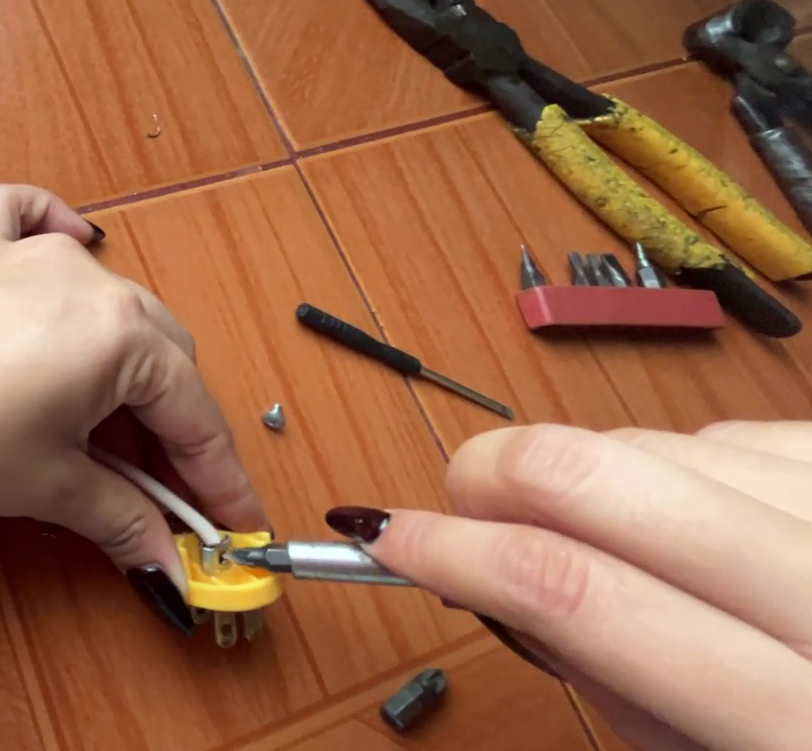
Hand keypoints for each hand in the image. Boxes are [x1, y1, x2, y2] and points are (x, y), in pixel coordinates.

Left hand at [0, 184, 265, 578]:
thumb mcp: (48, 485)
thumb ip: (123, 518)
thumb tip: (164, 559)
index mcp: (117, 329)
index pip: (194, 411)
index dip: (217, 477)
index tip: (231, 523)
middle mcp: (82, 276)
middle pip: (161, 354)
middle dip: (173, 424)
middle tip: (167, 491)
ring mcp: (25, 256)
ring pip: (111, 303)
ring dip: (128, 362)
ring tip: (116, 426)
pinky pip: (28, 216)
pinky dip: (57, 225)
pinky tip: (74, 239)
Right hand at [353, 422, 811, 750]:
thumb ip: (597, 675)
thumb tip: (472, 572)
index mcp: (800, 721)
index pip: (566, 588)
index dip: (445, 547)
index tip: (381, 533)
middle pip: (583, 470)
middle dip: (483, 474)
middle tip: (471, 510)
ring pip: (636, 440)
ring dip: (581, 479)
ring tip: (620, 539)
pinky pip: (715, 430)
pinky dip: (670, 468)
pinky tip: (711, 523)